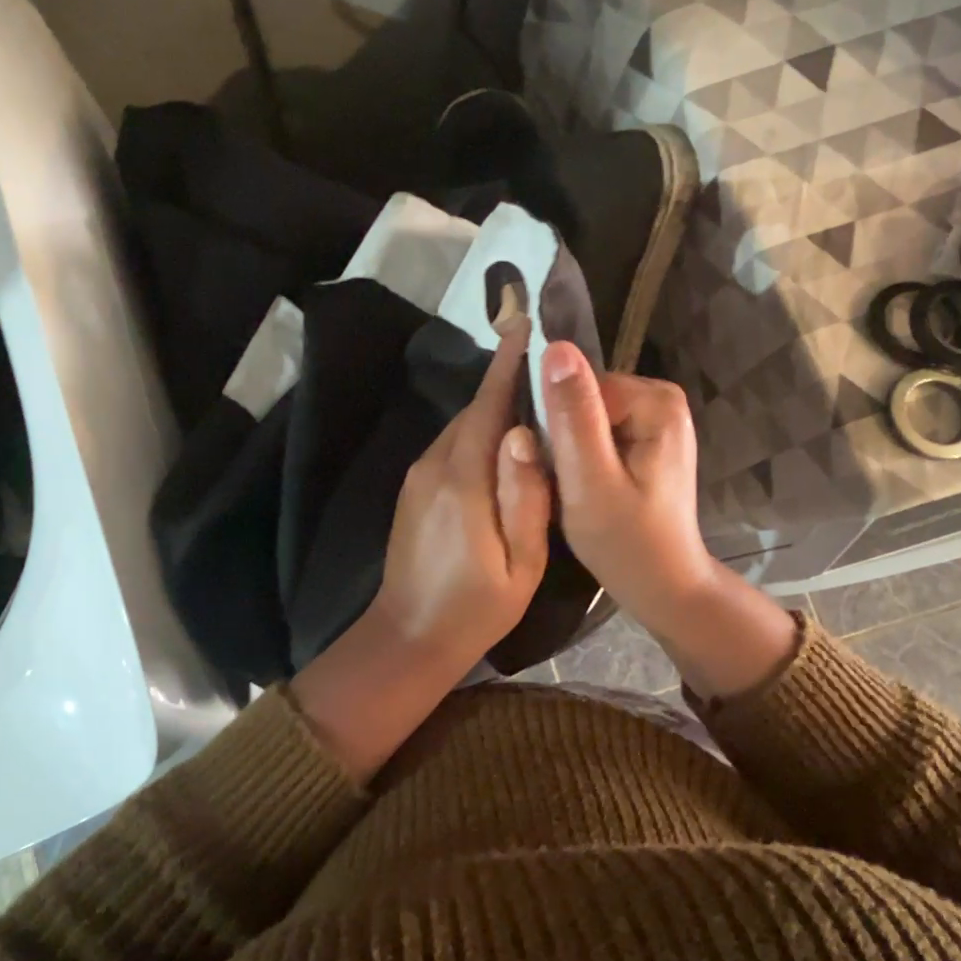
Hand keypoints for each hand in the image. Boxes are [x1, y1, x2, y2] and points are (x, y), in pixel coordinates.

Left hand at [290, 325, 550, 782]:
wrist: (410, 635)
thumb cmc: (476, 605)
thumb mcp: (520, 560)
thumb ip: (525, 495)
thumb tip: (525, 431)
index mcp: (463, 478)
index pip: (487, 405)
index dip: (508, 365)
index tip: (527, 325)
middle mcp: (434, 465)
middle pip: (474, 410)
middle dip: (507, 384)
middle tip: (550, 370)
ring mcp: (418, 476)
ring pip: (461, 427)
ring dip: (492, 410)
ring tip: (534, 402)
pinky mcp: (413, 489)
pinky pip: (450, 446)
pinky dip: (477, 434)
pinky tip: (502, 445)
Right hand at [540, 341, 797, 696]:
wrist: (663, 588)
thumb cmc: (627, 542)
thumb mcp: (590, 480)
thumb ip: (574, 416)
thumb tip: (556, 347)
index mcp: (656, 401)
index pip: (579, 386)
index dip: (556, 425)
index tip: (555, 468)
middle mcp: (662, 400)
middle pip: (582, 399)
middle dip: (563, 438)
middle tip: (564, 486)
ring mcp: (655, 421)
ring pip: (585, 419)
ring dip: (569, 452)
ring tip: (571, 492)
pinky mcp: (646, 442)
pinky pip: (597, 435)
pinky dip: (582, 461)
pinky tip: (583, 492)